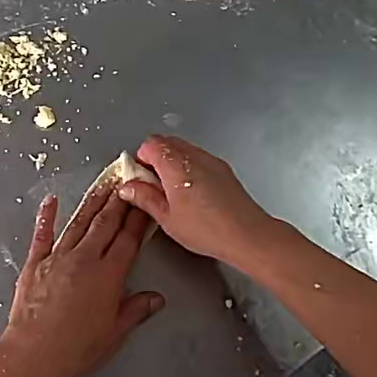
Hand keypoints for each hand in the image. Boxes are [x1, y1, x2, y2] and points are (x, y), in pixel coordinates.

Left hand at [0, 187, 162, 376]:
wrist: (33, 355)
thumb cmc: (77, 349)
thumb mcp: (114, 333)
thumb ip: (135, 310)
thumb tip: (156, 298)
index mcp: (107, 275)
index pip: (128, 239)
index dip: (138, 219)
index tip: (145, 201)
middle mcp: (84, 259)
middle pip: (105, 223)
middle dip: (118, 201)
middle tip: (126, 180)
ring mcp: (57, 257)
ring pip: (78, 222)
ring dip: (92, 202)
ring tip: (103, 184)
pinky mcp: (35, 262)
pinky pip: (42, 234)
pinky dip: (46, 216)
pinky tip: (51, 201)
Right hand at [122, 135, 281, 265]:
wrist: (247, 235)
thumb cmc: (208, 228)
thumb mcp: (166, 217)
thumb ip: (144, 197)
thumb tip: (129, 188)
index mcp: (175, 164)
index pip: (149, 144)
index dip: (140, 159)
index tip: (138, 178)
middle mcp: (193, 155)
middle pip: (166, 142)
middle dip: (154, 158)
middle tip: (151, 184)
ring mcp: (210, 160)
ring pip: (183, 148)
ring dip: (172, 162)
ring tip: (172, 191)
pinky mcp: (223, 169)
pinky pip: (198, 158)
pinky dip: (189, 167)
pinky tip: (191, 193)